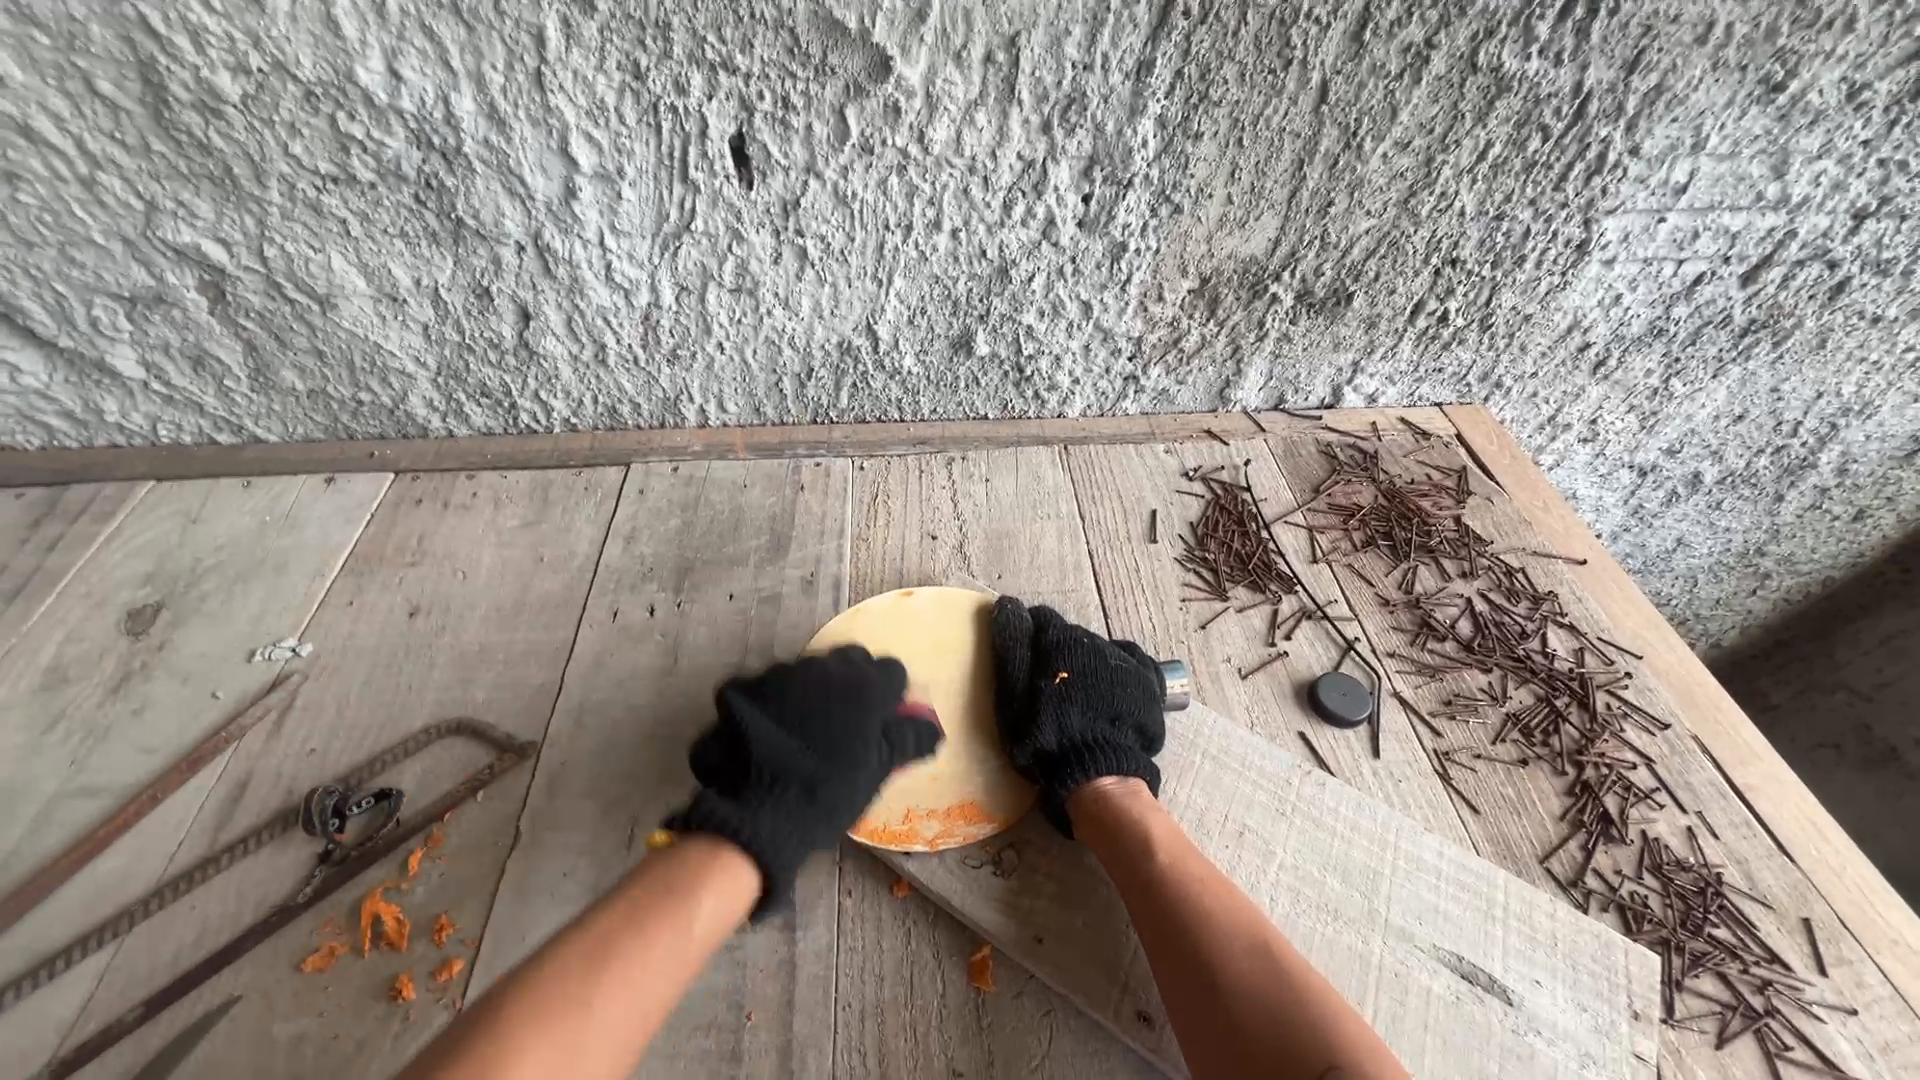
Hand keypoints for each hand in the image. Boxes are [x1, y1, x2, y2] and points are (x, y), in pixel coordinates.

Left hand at [663, 646, 942, 916]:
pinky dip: (774, 701)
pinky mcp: (744, 686)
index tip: (883, 718)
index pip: (892, 670)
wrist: (754, 813)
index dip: (891, 694)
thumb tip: (934, 727)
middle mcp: (825, 668)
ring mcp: (781, 673)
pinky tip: (769, 731)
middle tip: (848, 720)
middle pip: (851, 660)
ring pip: (809, 670)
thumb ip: (907, 741)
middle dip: (854, 681)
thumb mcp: (876, 772)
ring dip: (814, 689)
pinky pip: (769, 685)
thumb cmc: (828, 794)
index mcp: (864, 686)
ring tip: (805, 728)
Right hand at [989, 596, 1164, 836]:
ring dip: (1087, 664)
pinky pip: (1130, 662)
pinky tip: (1112, 691)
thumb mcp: (1013, 696)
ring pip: (1098, 650)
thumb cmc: (1047, 737)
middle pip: (1070, 636)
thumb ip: (1011, 648)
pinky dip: (1119, 671)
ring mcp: (1124, 659)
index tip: (1025, 658)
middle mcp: (1093, 639)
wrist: (1100, 772)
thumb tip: (1007, 605)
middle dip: (1059, 652)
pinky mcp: (1147, 680)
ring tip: (1082, 697)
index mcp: (1058, 639)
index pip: (1040, 618)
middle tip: (1051, 685)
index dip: (1029, 635)